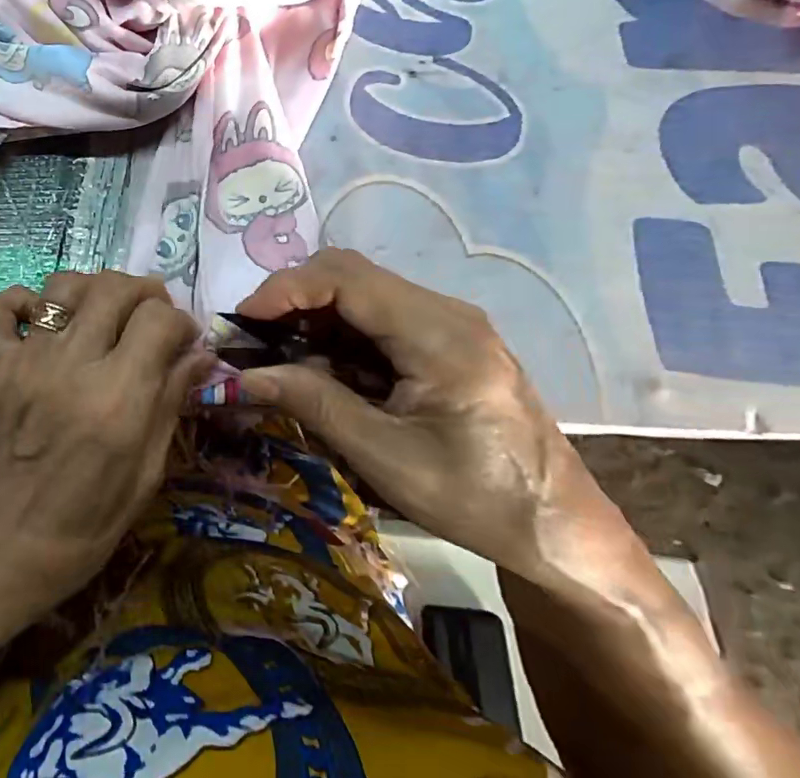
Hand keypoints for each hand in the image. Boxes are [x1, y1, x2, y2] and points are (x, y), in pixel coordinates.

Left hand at [0, 271, 214, 663]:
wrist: (14, 539)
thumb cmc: (92, 518)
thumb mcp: (149, 468)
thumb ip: (171, 400)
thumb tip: (199, 352)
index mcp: (119, 398)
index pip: (158, 318)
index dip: (178, 321)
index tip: (181, 339)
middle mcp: (72, 367)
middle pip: (113, 288)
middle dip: (142, 293)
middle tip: (149, 316)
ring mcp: (26, 360)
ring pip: (62, 285)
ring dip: (91, 289)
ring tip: (103, 313)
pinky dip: (20, 300)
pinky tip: (39, 318)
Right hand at [233, 249, 603, 579]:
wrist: (559, 528)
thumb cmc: (475, 497)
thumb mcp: (384, 456)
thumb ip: (312, 403)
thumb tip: (243, 374)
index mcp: (441, 336)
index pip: (346, 278)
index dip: (284, 289)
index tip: (241, 321)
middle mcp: (446, 313)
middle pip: (349, 272)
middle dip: (291, 298)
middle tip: (252, 338)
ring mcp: (447, 323)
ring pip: (358, 290)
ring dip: (309, 315)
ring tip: (276, 356)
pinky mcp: (443, 339)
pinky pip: (374, 316)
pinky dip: (333, 332)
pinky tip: (319, 368)